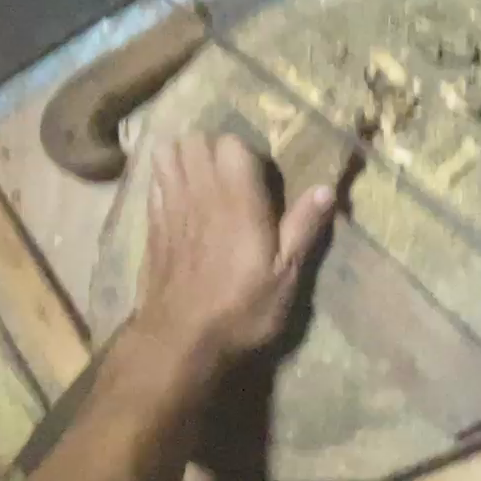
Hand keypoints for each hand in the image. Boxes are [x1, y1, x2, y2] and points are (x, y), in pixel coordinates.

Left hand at [134, 134, 334, 373]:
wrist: (179, 339)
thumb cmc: (242, 308)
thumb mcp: (285, 275)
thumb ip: (303, 227)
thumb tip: (327, 189)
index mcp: (237, 202)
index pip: (232, 145)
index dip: (249, 154)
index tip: (264, 180)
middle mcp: (200, 194)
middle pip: (196, 141)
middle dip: (216, 149)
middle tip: (236, 177)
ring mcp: (170, 207)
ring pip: (169, 154)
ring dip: (188, 157)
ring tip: (207, 179)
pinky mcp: (152, 224)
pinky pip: (155, 182)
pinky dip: (167, 178)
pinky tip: (182, 197)